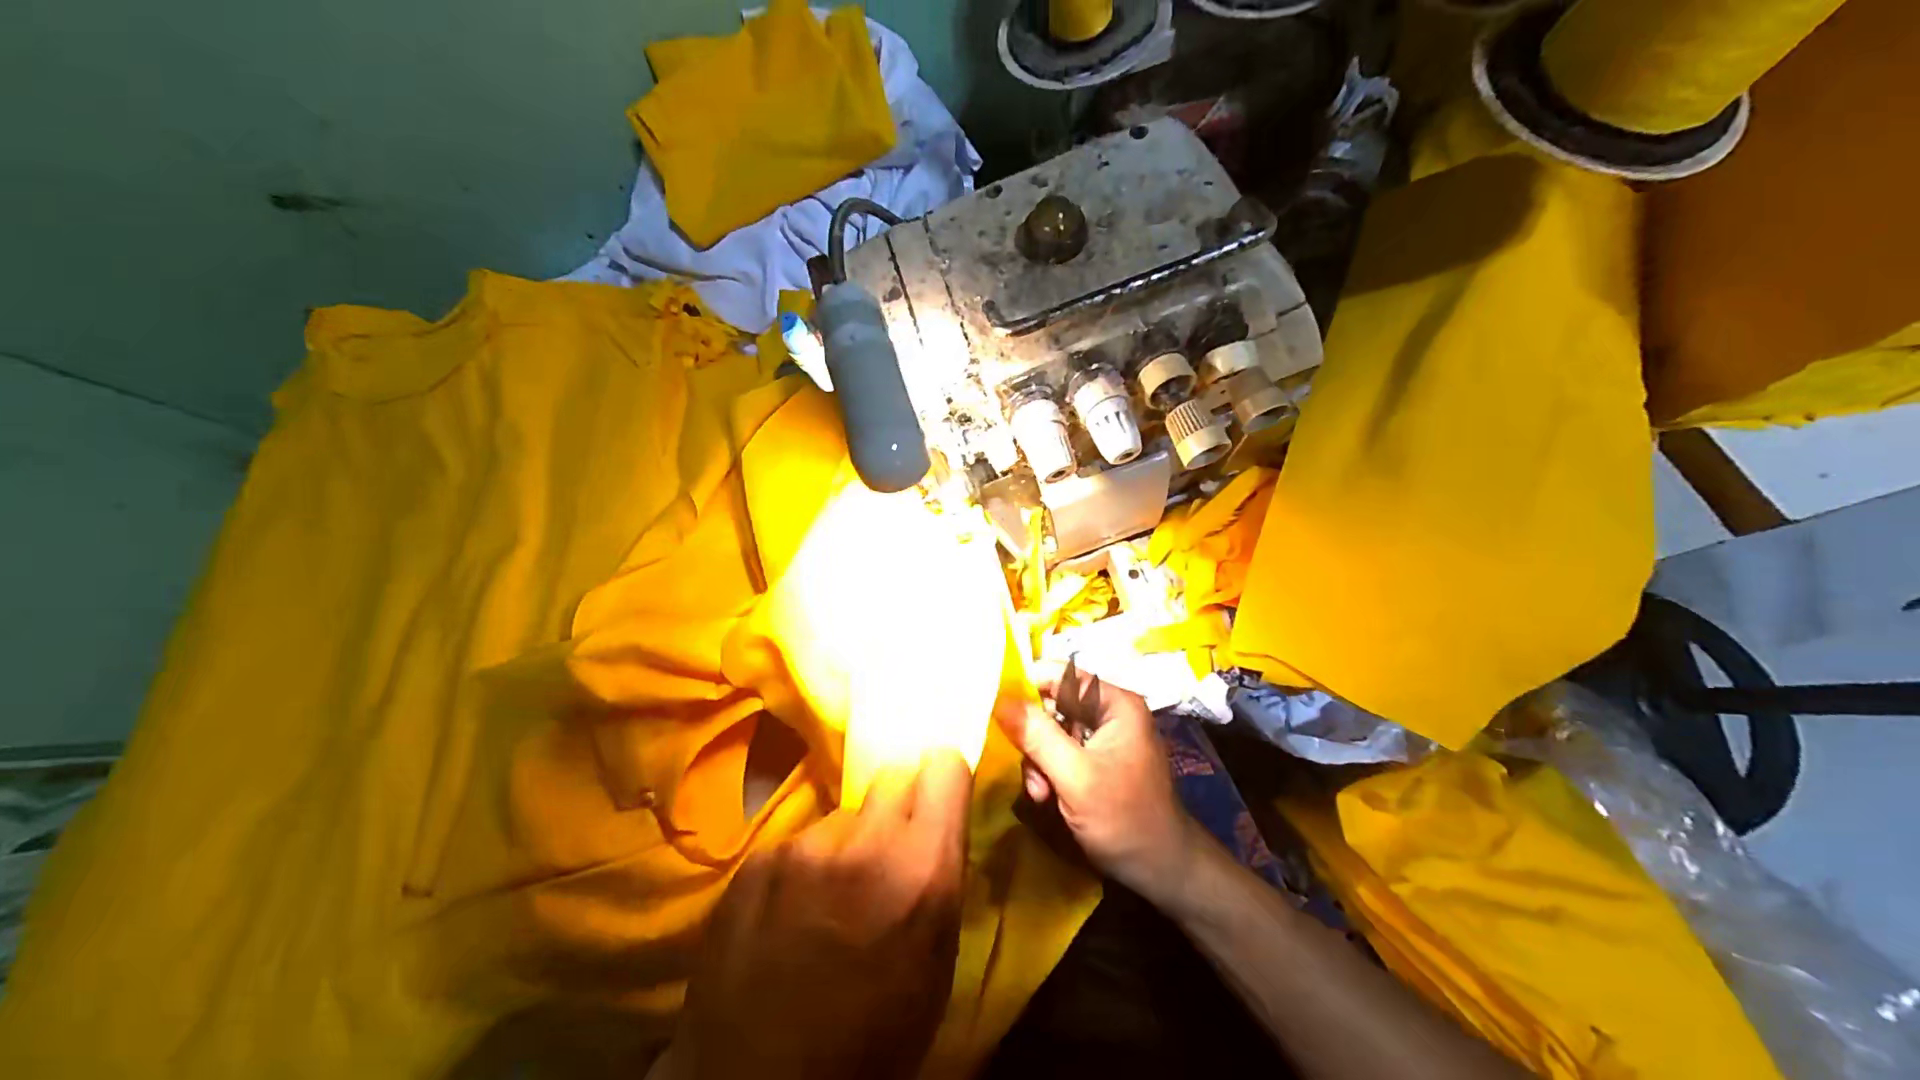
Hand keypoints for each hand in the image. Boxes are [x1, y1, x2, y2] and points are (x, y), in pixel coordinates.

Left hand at [662, 750, 972, 1079]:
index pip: (943, 768)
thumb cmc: (873, 1041)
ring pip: (841, 816)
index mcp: (922, 871)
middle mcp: (864, 843)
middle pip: (890, 779)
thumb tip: (934, 827)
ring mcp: (802, 848)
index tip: (936, 796)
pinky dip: (801, 868)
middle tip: (885, 854)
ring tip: (828, 899)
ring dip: (845, 844)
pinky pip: (797, 843)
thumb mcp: (936, 964)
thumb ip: (939, 878)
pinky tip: (787, 914)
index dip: (942, 780)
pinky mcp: (755, 860)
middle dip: (895, 809)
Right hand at [1003, 664, 1200, 908]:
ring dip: (1038, 761)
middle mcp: (1108, 712)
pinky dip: (1047, 773)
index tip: (998, 710)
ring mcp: (1102, 738)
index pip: (1060, 674)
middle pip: (1051, 704)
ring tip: (1042, 794)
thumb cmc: (1125, 819)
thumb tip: (999, 700)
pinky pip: (1058, 753)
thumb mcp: (1075, 777)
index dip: (1027, 686)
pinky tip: (1048, 798)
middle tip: (1030, 771)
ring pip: (1050, 731)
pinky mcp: (1094, 762)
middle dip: (1033, 737)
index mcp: (1114, 704)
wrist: (1162, 871)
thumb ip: (1037, 736)